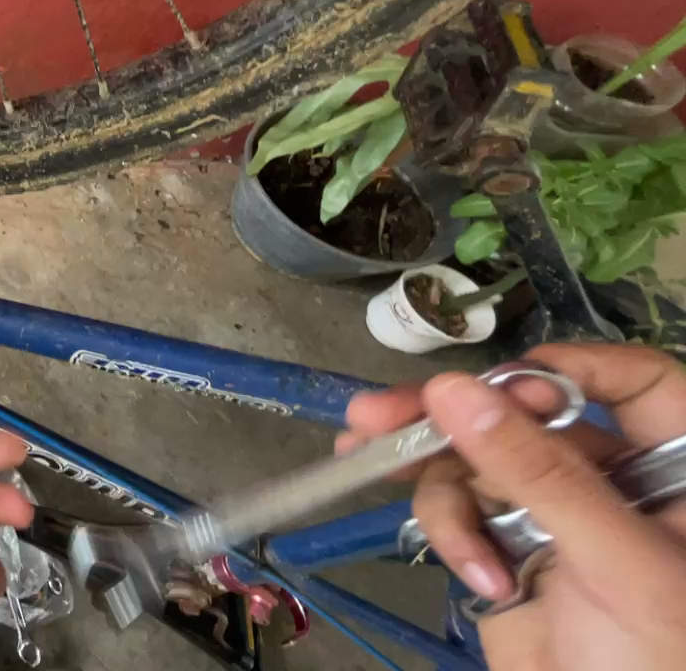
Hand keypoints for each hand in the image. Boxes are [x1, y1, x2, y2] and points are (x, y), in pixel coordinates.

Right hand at [341, 343, 685, 670]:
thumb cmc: (662, 666)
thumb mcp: (620, 569)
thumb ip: (540, 474)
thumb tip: (450, 388)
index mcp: (683, 484)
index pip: (643, 388)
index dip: (571, 372)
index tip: (499, 385)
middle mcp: (622, 487)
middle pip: (526, 417)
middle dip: (445, 417)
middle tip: (373, 413)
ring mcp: (561, 515)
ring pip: (476, 456)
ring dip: (426, 472)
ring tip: (360, 461)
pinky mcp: (510, 541)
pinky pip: (460, 504)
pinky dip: (450, 530)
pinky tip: (468, 568)